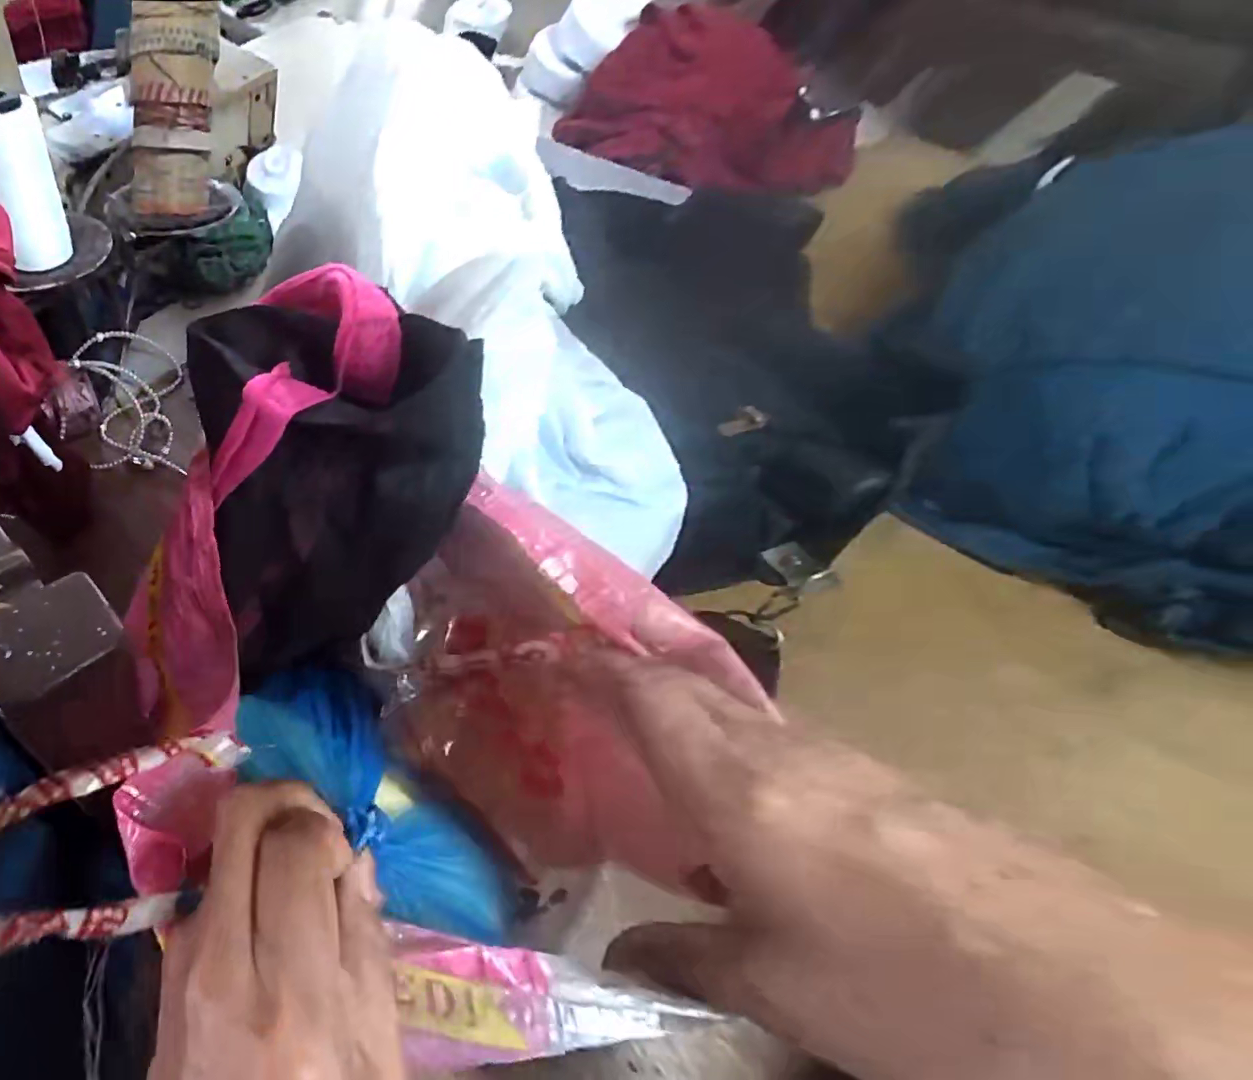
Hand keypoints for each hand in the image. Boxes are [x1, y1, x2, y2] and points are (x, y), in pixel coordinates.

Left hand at [149, 781, 403, 1079]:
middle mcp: (222, 965)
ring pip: (219, 844)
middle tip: (318, 821)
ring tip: (300, 867)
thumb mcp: (377, 1057)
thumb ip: (366, 943)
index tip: (345, 854)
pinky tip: (271, 906)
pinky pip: (208, 886)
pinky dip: (244, 871)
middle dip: (285, 797)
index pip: (293, 847)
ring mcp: (181, 963)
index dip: (326, 827)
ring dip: (264, 832)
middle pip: (238, 819)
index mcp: (292, 999)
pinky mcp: (163, 968)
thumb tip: (356, 858)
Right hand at [593, 653, 1252, 1079]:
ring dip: (685, 701)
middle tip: (589, 669)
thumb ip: (684, 958)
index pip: (645, 693)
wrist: (1118, 1004)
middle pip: (690, 681)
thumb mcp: (778, 987)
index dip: (596, 664)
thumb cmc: (905, 982)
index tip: (554, 650)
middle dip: (634, 664)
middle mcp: (777, 750)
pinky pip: (782, 739)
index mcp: (728, 782)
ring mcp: (838, 759)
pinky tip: (741, 787)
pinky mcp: (887, 782)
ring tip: (650, 724)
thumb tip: (617, 962)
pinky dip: (736, 739)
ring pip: (737, 707)